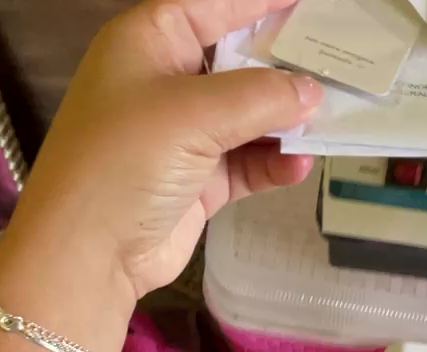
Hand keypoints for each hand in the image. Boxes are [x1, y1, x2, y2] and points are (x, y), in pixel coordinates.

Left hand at [10, 0, 323, 303]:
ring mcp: (184, 137)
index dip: (261, 1)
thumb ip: (258, 98)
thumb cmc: (123, 162)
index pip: (214, 3)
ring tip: (329, 121)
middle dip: (284, 66)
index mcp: (152, 42)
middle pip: (238, 62)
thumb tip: (311, 92)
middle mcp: (168, 84)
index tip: (309, 3)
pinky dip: (273, 165)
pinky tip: (299, 166)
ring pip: (248, 119)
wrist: (91, 252)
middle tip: (335, 66)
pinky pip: (246, 165)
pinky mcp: (198, 183)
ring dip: (285, 123)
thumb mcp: (191, 114)